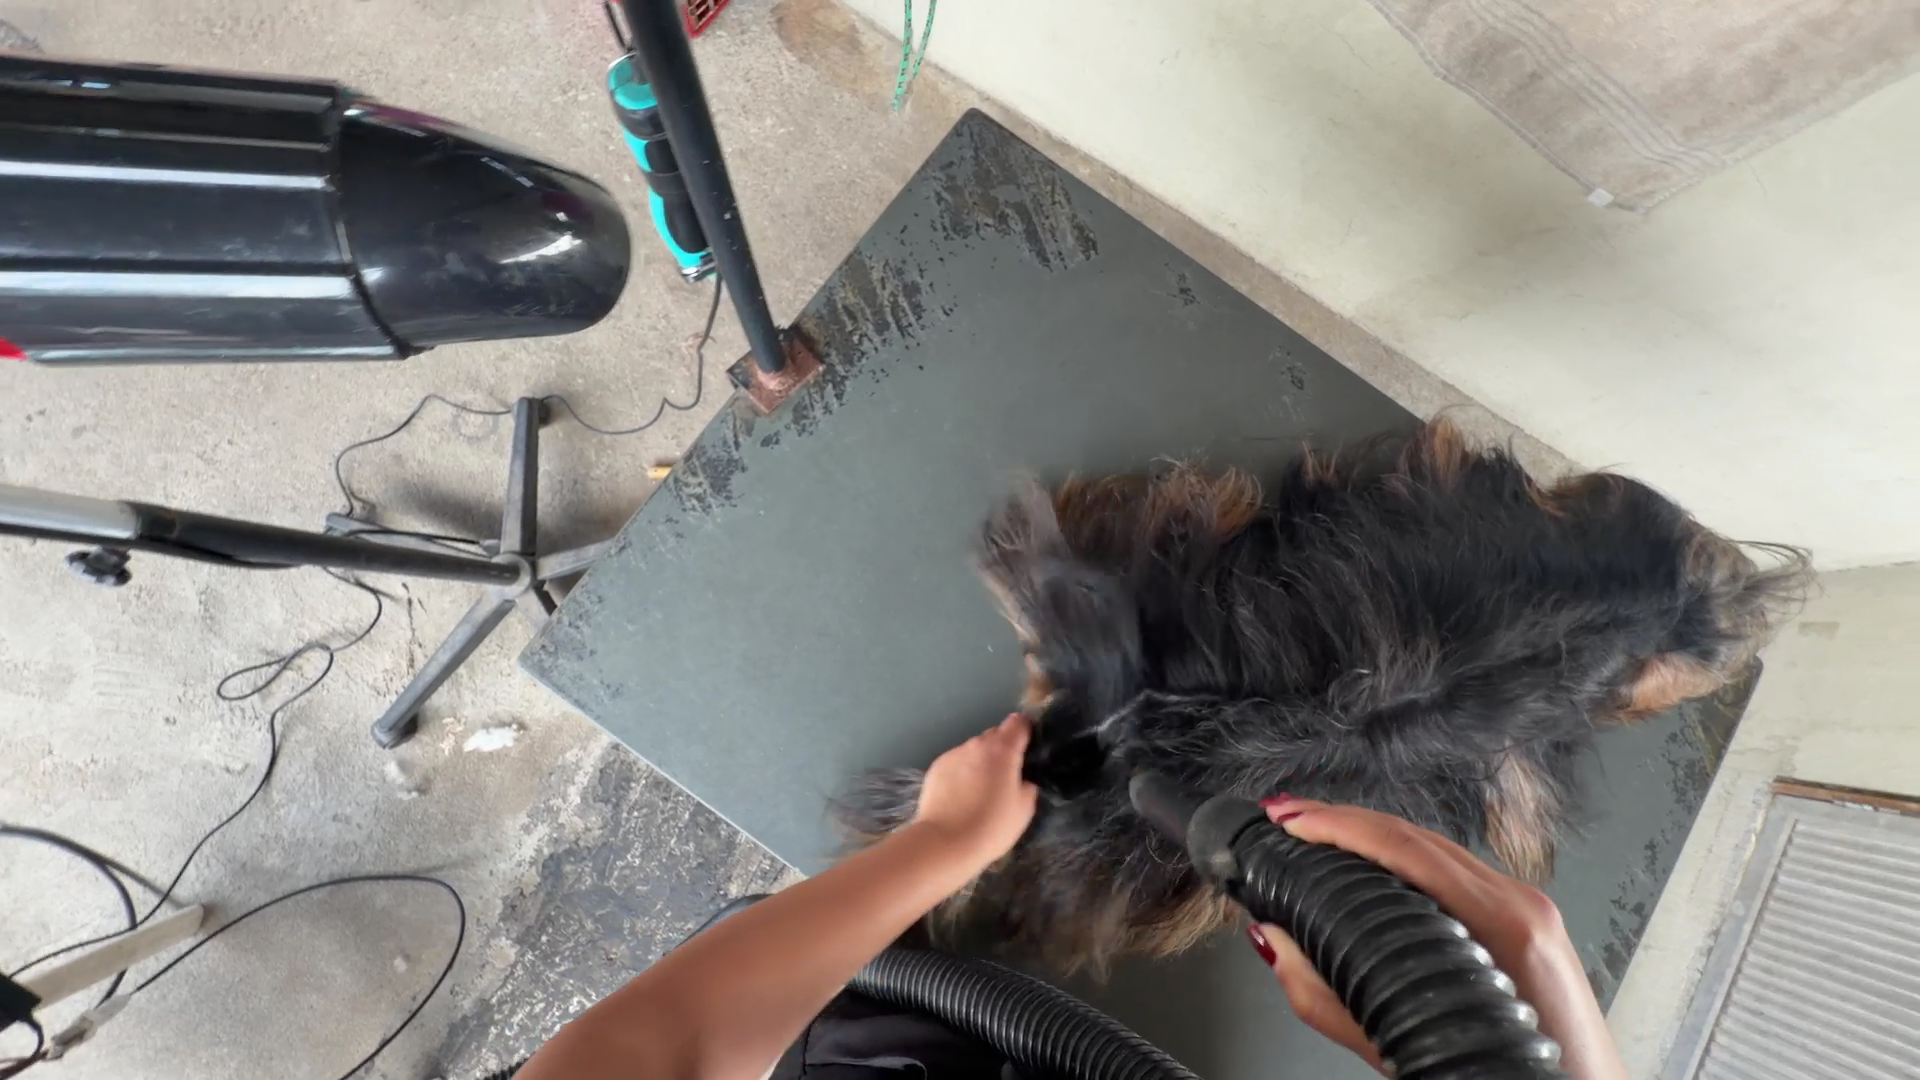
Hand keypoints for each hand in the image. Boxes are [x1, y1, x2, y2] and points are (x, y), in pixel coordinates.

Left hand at [908, 713, 1038, 867]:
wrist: (945, 842)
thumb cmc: (991, 826)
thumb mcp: (1023, 810)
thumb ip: (1027, 785)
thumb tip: (1022, 778)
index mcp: (1003, 750)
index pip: (1019, 722)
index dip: (1025, 732)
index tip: (1027, 749)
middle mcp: (977, 744)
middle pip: (995, 734)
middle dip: (1003, 749)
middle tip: (1005, 777)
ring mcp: (954, 753)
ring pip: (974, 749)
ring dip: (981, 761)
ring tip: (980, 790)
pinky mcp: (936, 766)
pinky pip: (956, 761)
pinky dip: (962, 771)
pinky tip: (960, 796)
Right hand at [1246, 800, 1626, 1079]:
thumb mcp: (1414, 1053)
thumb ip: (1331, 1002)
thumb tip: (1272, 943)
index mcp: (1505, 928)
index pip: (1403, 848)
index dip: (1336, 824)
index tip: (1289, 821)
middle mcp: (1519, 905)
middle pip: (1412, 833)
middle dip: (1338, 818)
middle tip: (1283, 817)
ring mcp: (1524, 906)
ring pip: (1427, 840)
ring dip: (1361, 828)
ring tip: (1309, 827)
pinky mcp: (1520, 915)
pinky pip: (1444, 862)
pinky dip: (1391, 848)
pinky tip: (1360, 851)